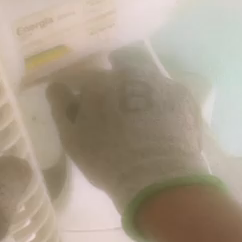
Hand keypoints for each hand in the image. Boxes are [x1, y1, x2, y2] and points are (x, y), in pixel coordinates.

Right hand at [46, 44, 222, 241]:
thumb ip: (61, 108)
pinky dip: (161, 102)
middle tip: (112, 97)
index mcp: (99, 82)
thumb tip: (56, 87)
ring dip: (140, 85)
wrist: (157, 177)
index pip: (81, 75)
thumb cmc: (107, 160)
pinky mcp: (184, 99)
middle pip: (119, 64)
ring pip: (146, 76)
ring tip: (138, 108)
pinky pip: (168, 93)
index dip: (76, 85)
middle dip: (114, 75)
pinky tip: (161, 120)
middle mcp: (131, 73)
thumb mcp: (72, 139)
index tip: (75, 95)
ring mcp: (161, 83)